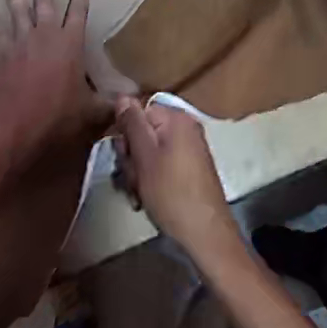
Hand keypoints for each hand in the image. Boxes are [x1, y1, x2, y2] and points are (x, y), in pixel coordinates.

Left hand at [0, 0, 111, 162]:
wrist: (16, 122)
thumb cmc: (58, 112)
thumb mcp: (91, 111)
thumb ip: (110, 104)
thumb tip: (134, 102)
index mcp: (71, 43)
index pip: (79, 12)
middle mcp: (47, 35)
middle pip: (45, 3)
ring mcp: (22, 42)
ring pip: (18, 11)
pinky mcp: (3, 54)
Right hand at [112, 96, 235, 255]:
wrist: (204, 231)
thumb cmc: (171, 192)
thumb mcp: (144, 156)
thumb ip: (132, 124)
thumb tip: (122, 96)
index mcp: (176, 118)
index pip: (138, 111)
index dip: (125, 133)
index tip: (123, 156)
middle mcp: (185, 127)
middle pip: (144, 131)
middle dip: (132, 156)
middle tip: (133, 179)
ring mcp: (190, 147)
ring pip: (150, 151)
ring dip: (139, 172)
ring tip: (140, 193)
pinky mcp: (190, 167)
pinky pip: (162, 164)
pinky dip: (152, 179)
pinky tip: (148, 198)